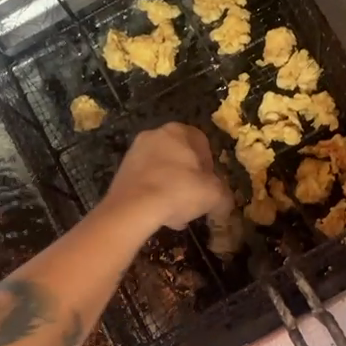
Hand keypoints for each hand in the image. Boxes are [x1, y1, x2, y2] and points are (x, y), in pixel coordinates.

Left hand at [100, 123, 232, 231]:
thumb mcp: (214, 195)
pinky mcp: (121, 171)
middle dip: (188, 179)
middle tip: (193, 200)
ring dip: (171, 189)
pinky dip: (154, 195)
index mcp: (179, 131)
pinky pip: (145, 182)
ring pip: (162, 171)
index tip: (210, 186)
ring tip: (176, 213)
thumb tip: (225, 204)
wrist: (133, 207)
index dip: (210, 167)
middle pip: (180, 157)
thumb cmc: (179, 191)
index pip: (203, 144)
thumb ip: (224, 196)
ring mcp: (134, 152)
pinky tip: (159, 214)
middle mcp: (155, 134)